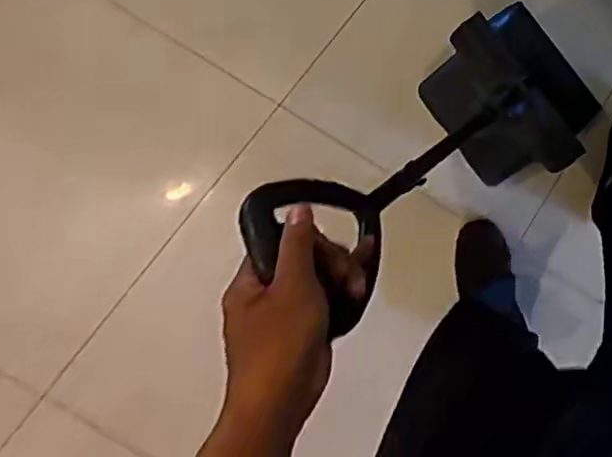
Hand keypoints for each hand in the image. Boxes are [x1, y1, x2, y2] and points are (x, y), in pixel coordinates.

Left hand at [203, 205, 373, 456]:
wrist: (283, 400)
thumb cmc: (278, 347)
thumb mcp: (292, 284)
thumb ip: (298, 244)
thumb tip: (297, 210)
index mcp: (250, 283)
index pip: (281, 243)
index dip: (309, 240)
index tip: (328, 248)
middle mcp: (265, 295)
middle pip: (306, 258)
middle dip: (333, 261)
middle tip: (345, 274)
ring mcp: (285, 312)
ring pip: (320, 276)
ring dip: (343, 276)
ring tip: (356, 288)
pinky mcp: (305, 327)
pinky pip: (327, 296)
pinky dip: (344, 289)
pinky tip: (361, 281)